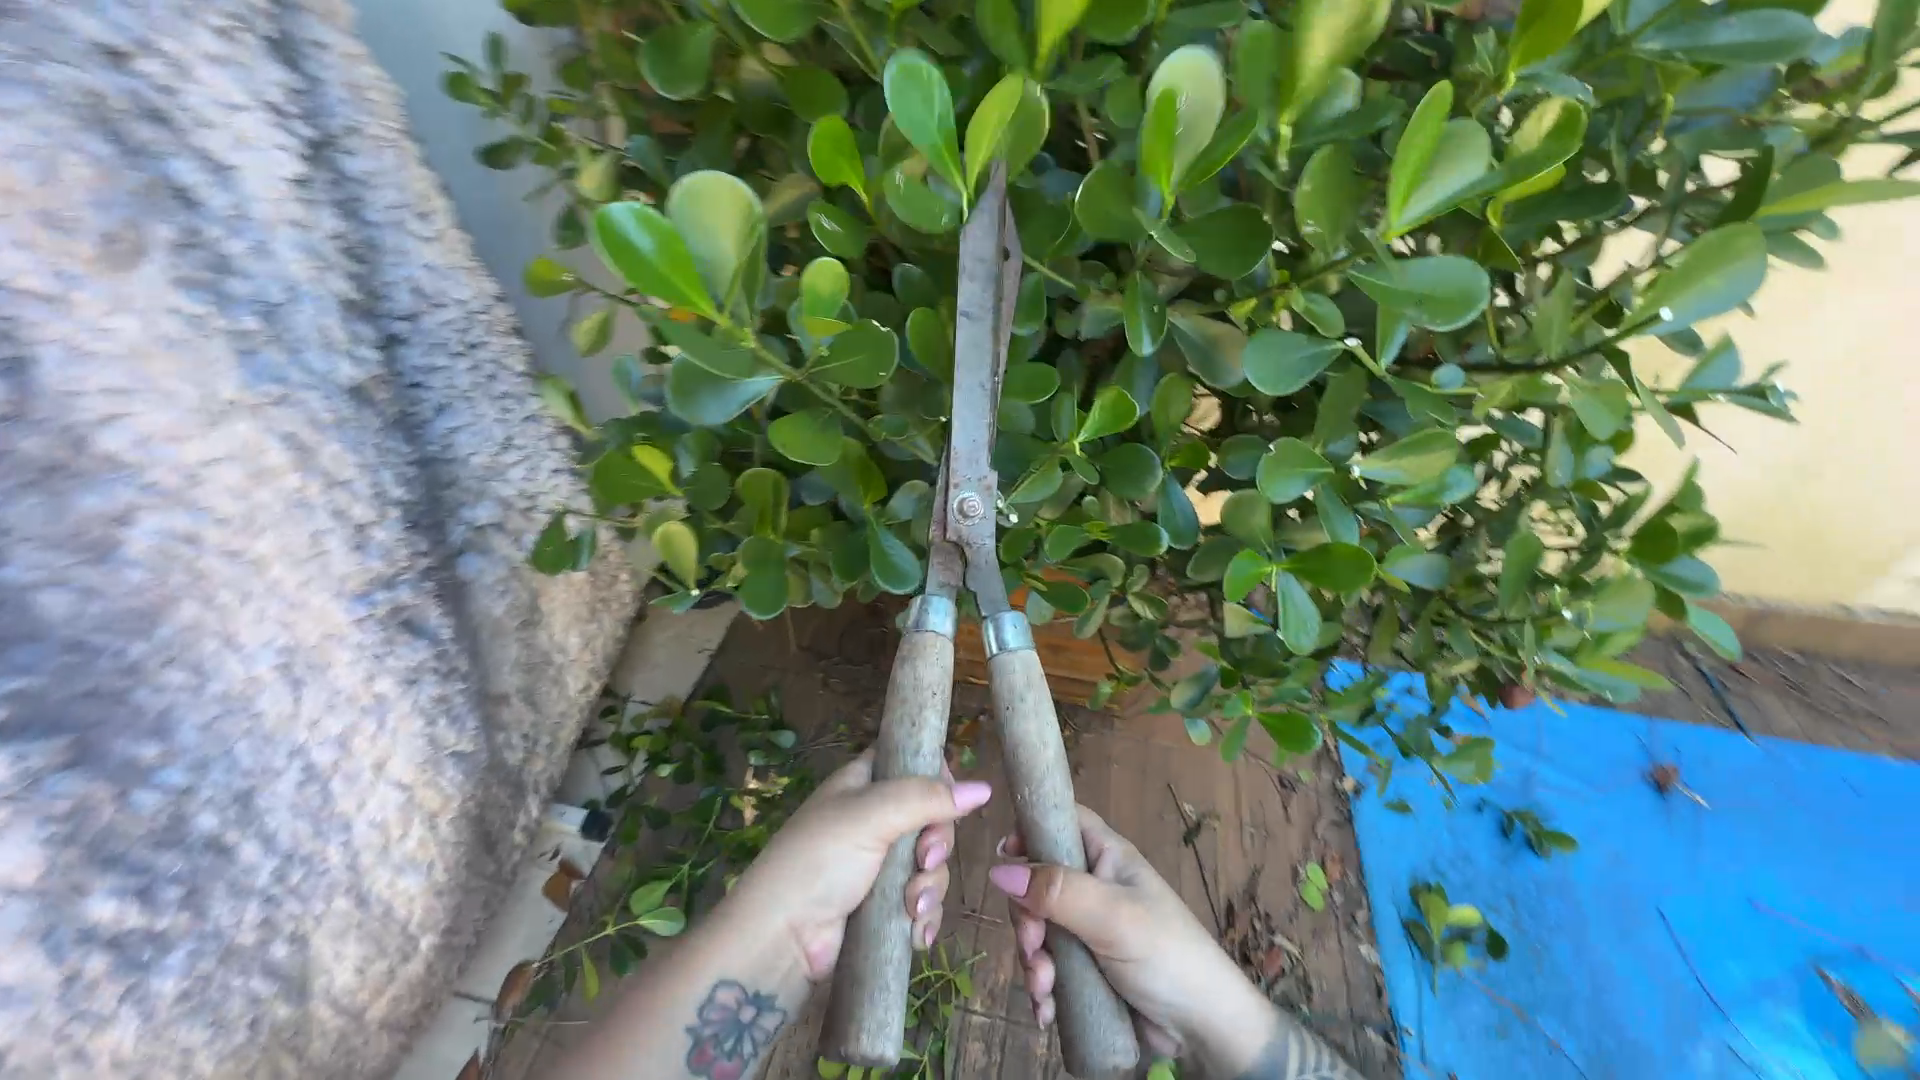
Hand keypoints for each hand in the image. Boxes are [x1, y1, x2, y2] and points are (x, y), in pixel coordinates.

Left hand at [729, 753, 991, 981]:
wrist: (782, 939)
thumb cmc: (820, 860)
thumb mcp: (871, 816)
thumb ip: (927, 798)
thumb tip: (984, 788)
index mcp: (864, 784)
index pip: (913, 762)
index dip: (938, 777)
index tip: (949, 799)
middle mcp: (874, 819)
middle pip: (933, 817)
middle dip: (937, 844)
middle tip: (923, 862)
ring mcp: (879, 864)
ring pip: (931, 864)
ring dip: (930, 887)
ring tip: (911, 909)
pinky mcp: (884, 904)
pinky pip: (923, 901)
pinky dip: (924, 916)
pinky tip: (915, 931)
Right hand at [987, 806, 1278, 1073]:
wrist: (1202, 1028)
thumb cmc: (1166, 954)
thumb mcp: (1112, 916)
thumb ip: (1057, 891)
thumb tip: (998, 870)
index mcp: (1107, 858)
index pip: (1062, 822)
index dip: (1031, 828)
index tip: (1004, 855)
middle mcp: (1093, 886)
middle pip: (1037, 881)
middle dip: (1026, 917)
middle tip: (1034, 945)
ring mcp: (1087, 929)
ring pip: (1037, 929)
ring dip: (1033, 960)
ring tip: (1045, 988)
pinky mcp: (1085, 968)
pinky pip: (1047, 967)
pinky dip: (1041, 987)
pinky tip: (1047, 1009)